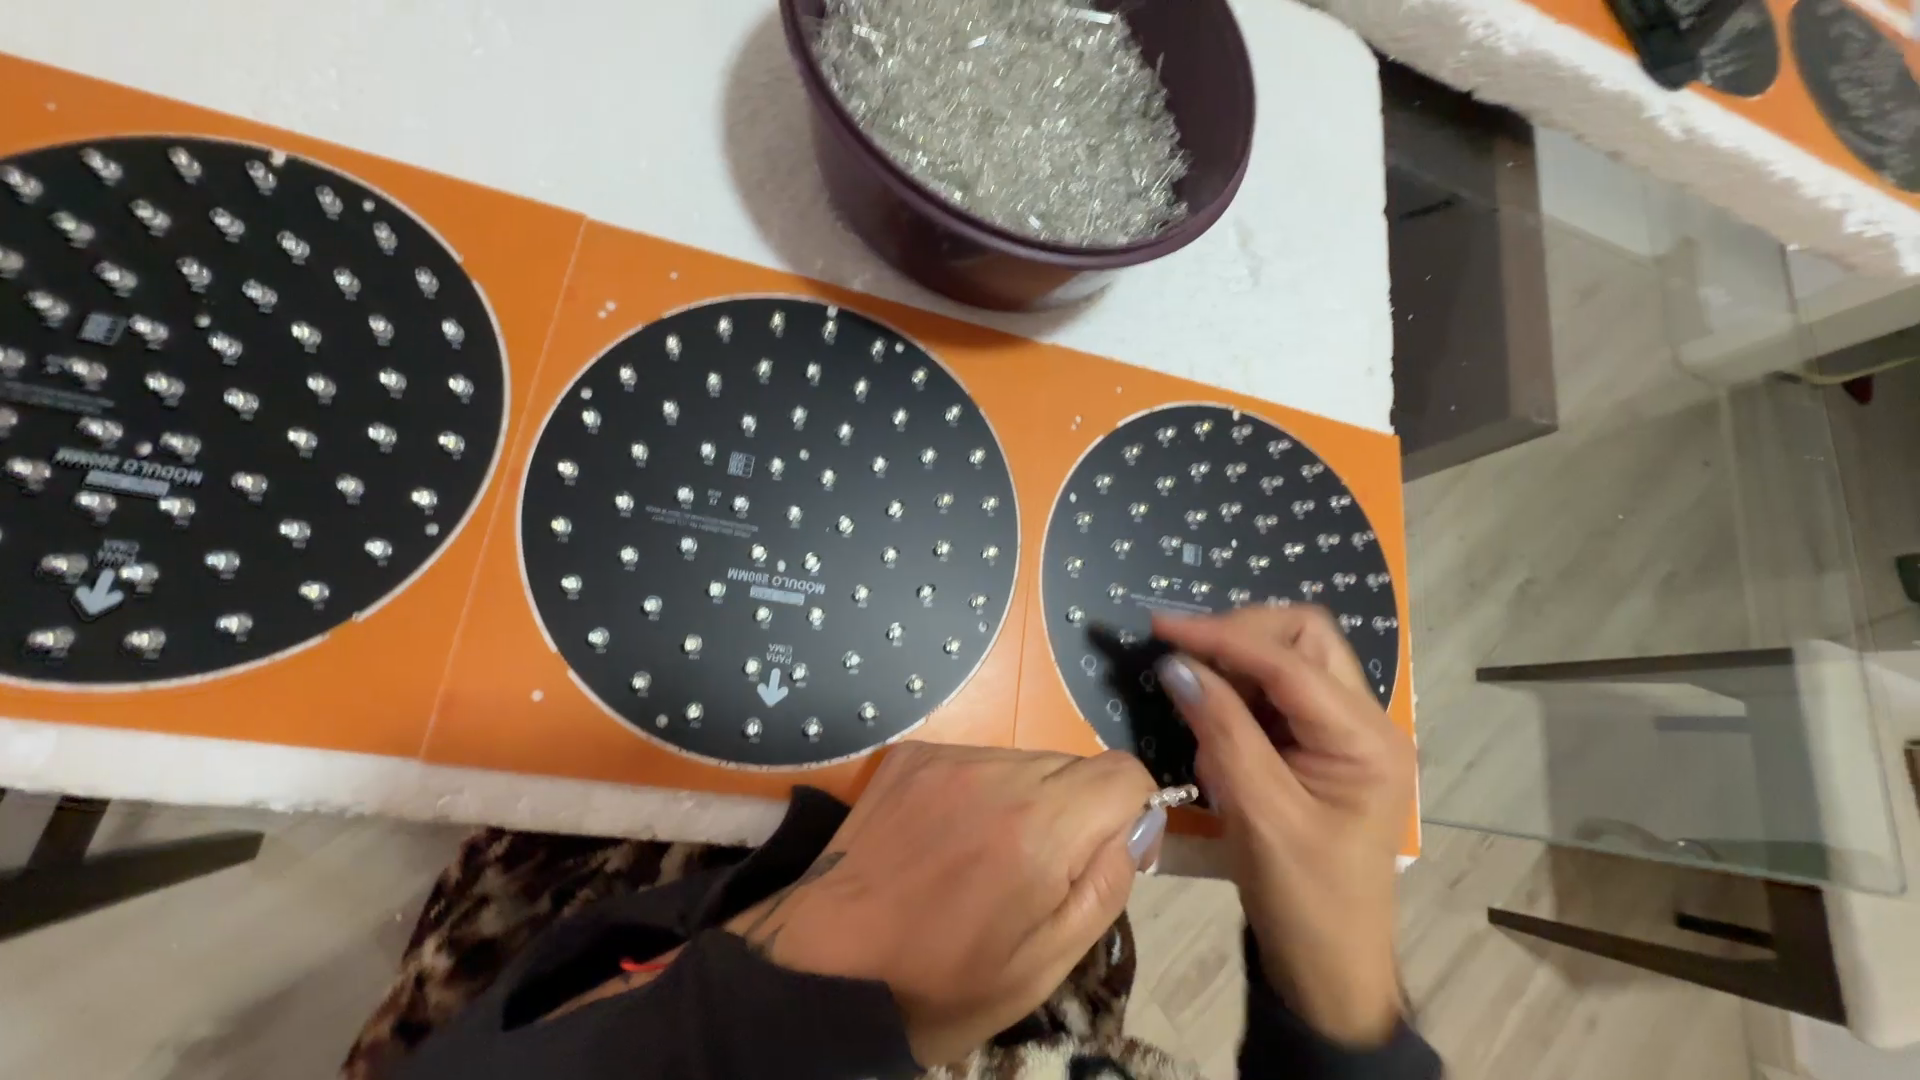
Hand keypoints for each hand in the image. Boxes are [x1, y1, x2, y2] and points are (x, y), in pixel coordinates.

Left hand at [725, 743, 1157, 1066]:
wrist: (821, 967)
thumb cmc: (941, 984)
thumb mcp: (1044, 965)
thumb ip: (1104, 884)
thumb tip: (1139, 824)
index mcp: (1038, 828)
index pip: (1123, 773)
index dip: (1129, 813)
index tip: (1103, 855)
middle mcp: (994, 773)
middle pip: (1073, 765)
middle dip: (1075, 811)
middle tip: (1034, 870)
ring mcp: (946, 758)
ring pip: (1025, 760)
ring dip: (1025, 799)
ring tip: (983, 857)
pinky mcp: (909, 755)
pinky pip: (975, 758)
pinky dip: (978, 791)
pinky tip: (947, 838)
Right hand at [1151, 607, 1413, 1046]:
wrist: (1329, 964)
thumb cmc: (1302, 897)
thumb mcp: (1257, 812)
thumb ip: (1220, 728)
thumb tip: (1176, 663)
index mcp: (1365, 739)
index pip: (1288, 660)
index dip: (1221, 636)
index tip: (1160, 627)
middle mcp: (1365, 720)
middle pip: (1303, 636)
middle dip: (1238, 633)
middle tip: (1181, 652)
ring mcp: (1345, 730)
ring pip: (1289, 657)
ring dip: (1236, 662)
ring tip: (1191, 690)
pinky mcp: (1321, 744)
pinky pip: (1277, 691)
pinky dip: (1239, 691)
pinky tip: (1211, 718)